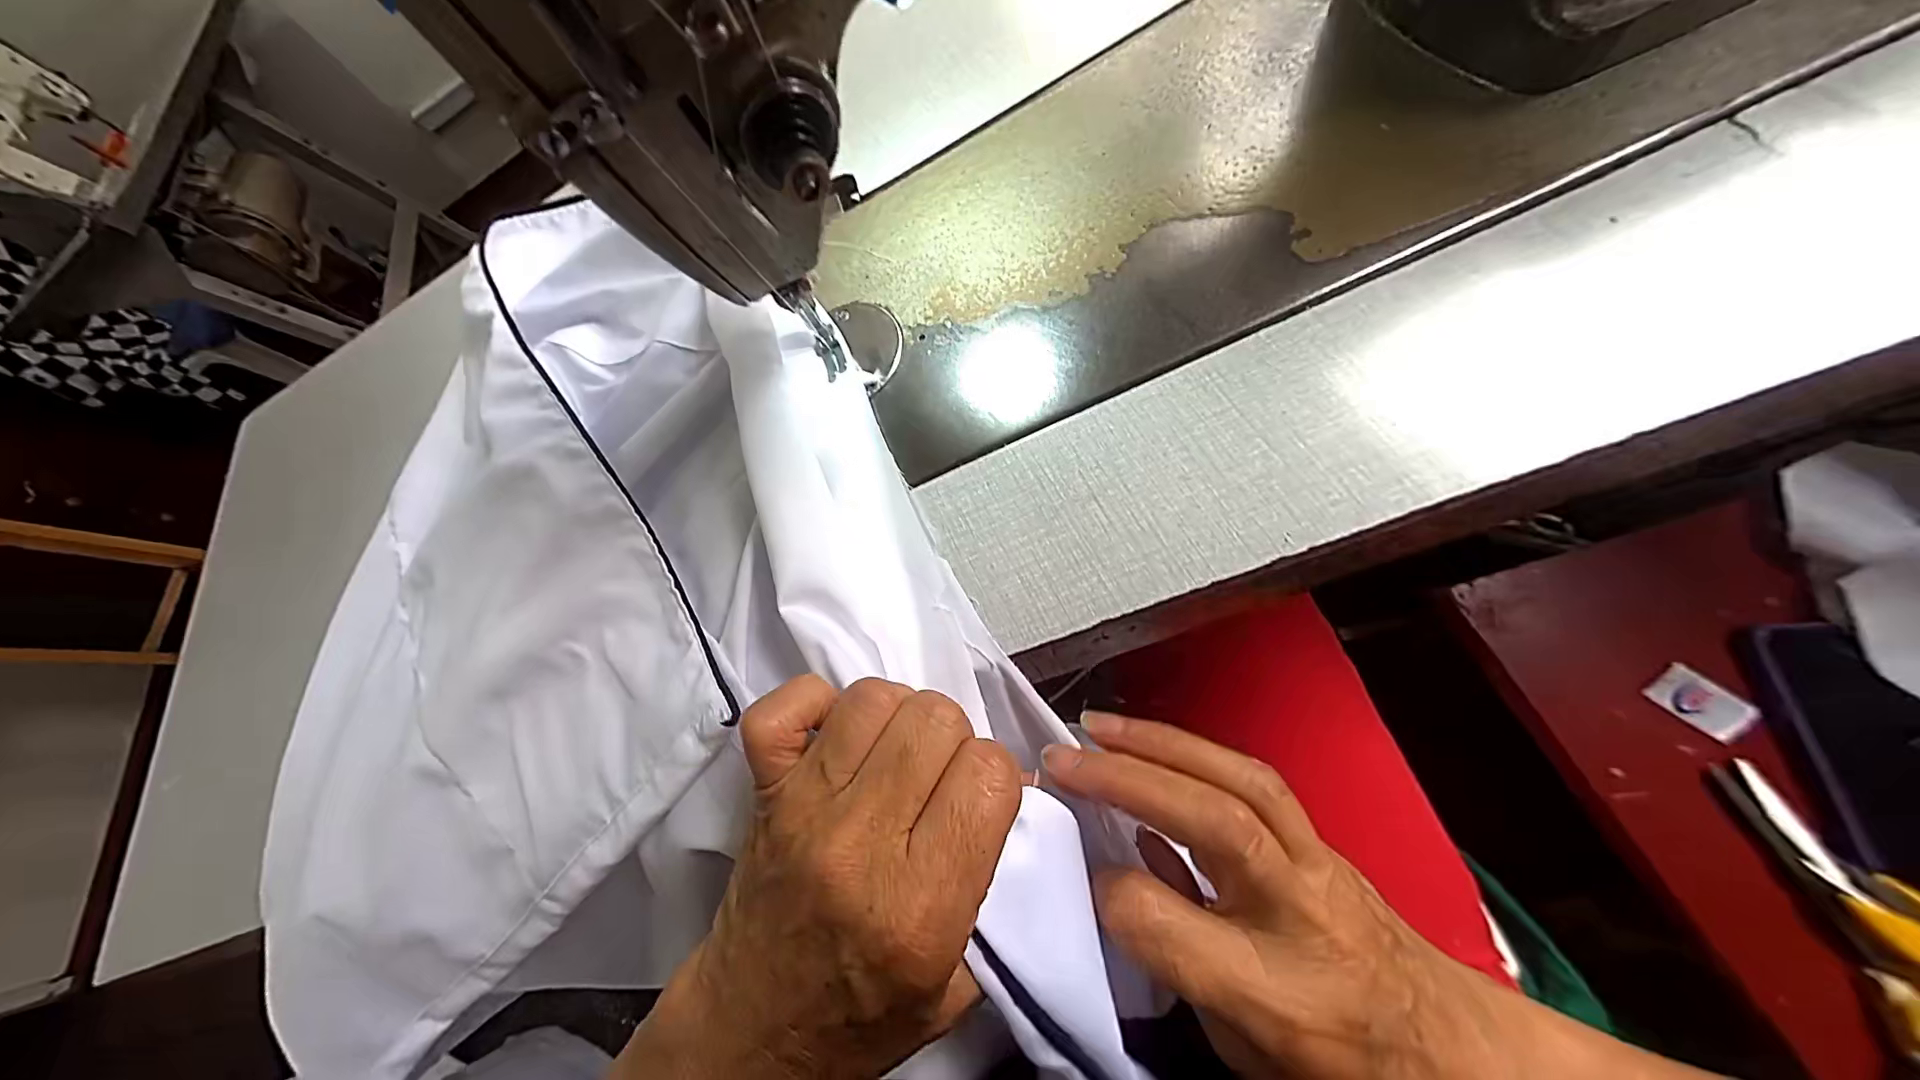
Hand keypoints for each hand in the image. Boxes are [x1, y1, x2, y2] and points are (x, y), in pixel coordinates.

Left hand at [614, 676, 1021, 1079]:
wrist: (755, 1031)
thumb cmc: (864, 1012)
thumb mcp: (959, 982)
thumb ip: (999, 882)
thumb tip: (1016, 781)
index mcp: (920, 907)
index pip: (987, 776)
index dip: (998, 774)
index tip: (981, 796)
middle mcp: (858, 847)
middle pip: (935, 722)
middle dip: (955, 740)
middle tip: (940, 775)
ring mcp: (802, 810)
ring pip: (873, 699)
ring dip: (899, 714)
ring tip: (896, 751)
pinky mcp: (762, 790)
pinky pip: (786, 706)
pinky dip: (816, 701)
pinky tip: (838, 733)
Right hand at [1043, 713, 1718, 1079]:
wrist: (1443, 1042)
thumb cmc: (1329, 1054)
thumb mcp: (1240, 1046)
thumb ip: (1178, 961)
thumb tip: (1117, 875)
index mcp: (1281, 996)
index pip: (1173, 929)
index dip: (1114, 895)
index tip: (1078, 871)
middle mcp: (1304, 916)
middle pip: (1218, 826)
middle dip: (1130, 779)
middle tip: (1063, 754)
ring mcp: (1321, 864)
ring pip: (1244, 782)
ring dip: (1161, 743)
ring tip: (1099, 725)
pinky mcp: (1321, 834)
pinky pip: (1256, 778)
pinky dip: (1194, 749)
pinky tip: (1153, 741)